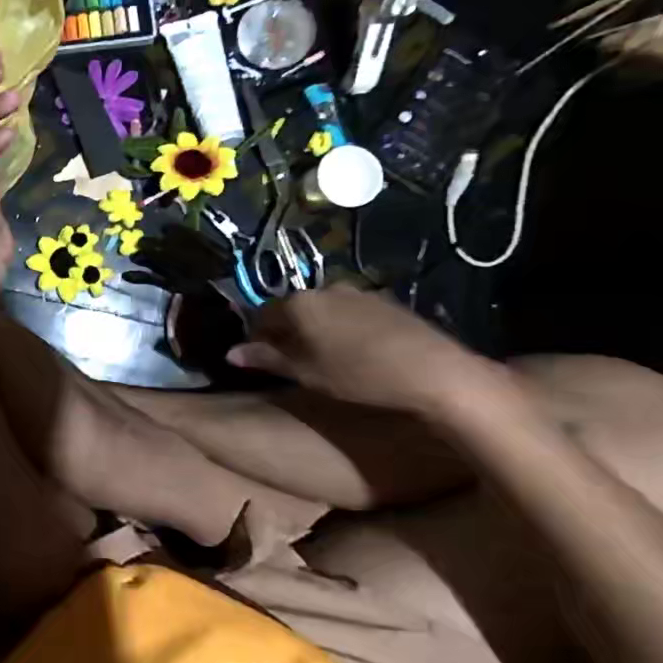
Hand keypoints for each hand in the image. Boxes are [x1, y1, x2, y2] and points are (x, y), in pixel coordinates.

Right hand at [227, 283, 504, 415]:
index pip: (262, 314)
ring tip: (324, 356)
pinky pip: (347, 311)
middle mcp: (323, 288)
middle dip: (287, 330)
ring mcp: (356, 292)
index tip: (262, 359)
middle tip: (292, 360)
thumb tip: (231, 352)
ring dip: (315, 328)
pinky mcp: (382, 300)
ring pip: (322, 308)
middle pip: (293, 308)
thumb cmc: (358, 374)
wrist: (431, 370)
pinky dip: (341, 326)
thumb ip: (267, 359)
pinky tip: (355, 351)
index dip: (257, 336)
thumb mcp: (306, 373)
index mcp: (298, 303)